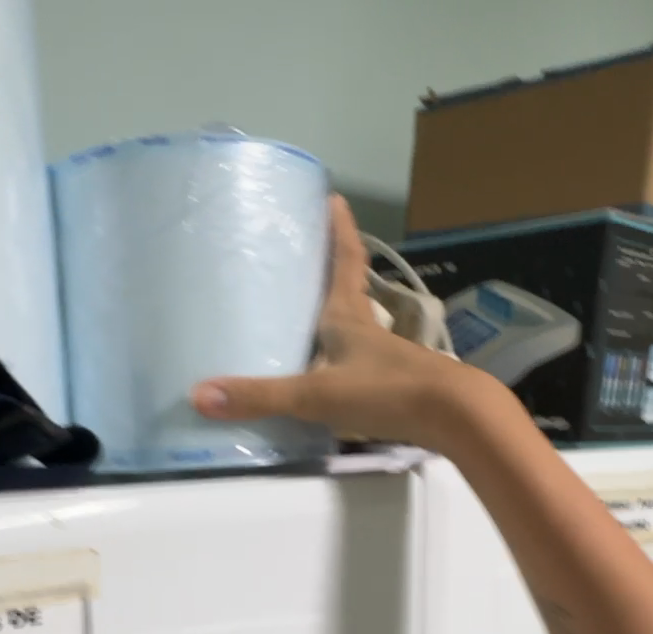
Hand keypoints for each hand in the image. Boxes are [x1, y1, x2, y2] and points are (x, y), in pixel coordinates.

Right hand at [190, 195, 517, 455]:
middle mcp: (367, 331)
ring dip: (334, 317)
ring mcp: (383, 359)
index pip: (344, 262)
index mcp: (348, 318)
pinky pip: (357, 365)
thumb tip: (199, 395)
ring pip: (354, 329)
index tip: (333, 198)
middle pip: (348, 290)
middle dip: (330, 268)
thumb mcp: (315, 394)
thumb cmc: (385, 390)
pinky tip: (327, 375)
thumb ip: (260, 396)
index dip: (338, 231)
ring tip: (306, 315)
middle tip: (305, 253)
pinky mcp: (392, 387)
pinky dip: (340, 361)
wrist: (454, 417)